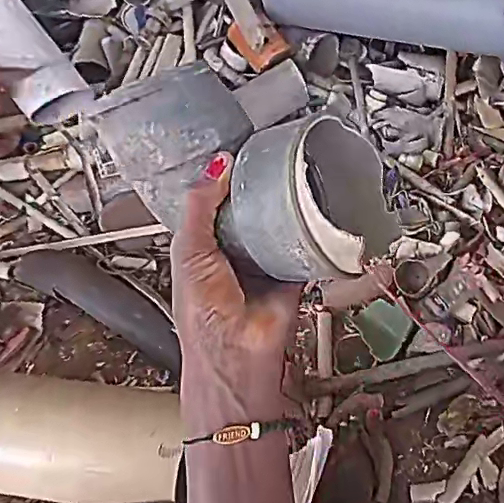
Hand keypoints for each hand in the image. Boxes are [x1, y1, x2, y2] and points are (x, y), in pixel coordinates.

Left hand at [171, 152, 301, 434]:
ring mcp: (264, 261)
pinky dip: (308, 234)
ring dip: (285, 209)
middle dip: (259, 190)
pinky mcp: (291, 273)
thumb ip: (200, 204)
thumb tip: (217, 164)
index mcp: (204, 244)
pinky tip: (314, 215)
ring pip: (278, 225)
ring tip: (296, 180)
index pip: (215, 201)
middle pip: (250, 210)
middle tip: (273, 161)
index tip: (240, 152)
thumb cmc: (202, 311)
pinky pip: (303, 247)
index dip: (225, 178)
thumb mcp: (189, 247)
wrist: (235, 350)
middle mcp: (235, 250)